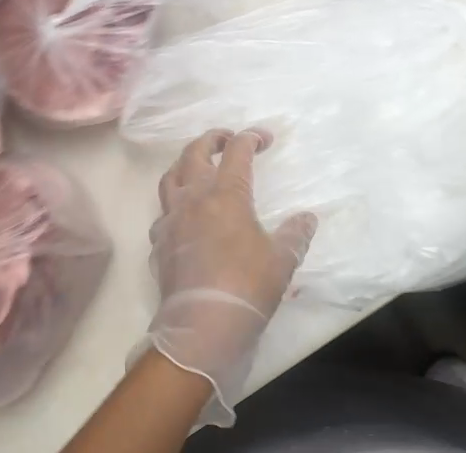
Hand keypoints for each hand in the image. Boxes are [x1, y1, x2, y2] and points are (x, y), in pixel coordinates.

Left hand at [142, 129, 316, 428]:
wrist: (200, 329)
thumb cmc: (246, 287)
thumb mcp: (282, 260)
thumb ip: (295, 234)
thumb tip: (306, 219)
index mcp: (226, 193)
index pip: (237, 151)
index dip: (252, 138)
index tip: (265, 139)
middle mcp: (194, 198)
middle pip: (195, 152)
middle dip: (212, 138)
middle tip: (227, 138)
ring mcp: (171, 220)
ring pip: (170, 176)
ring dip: (186, 164)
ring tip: (199, 167)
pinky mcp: (159, 243)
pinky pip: (162, 212)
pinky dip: (174, 205)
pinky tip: (184, 217)